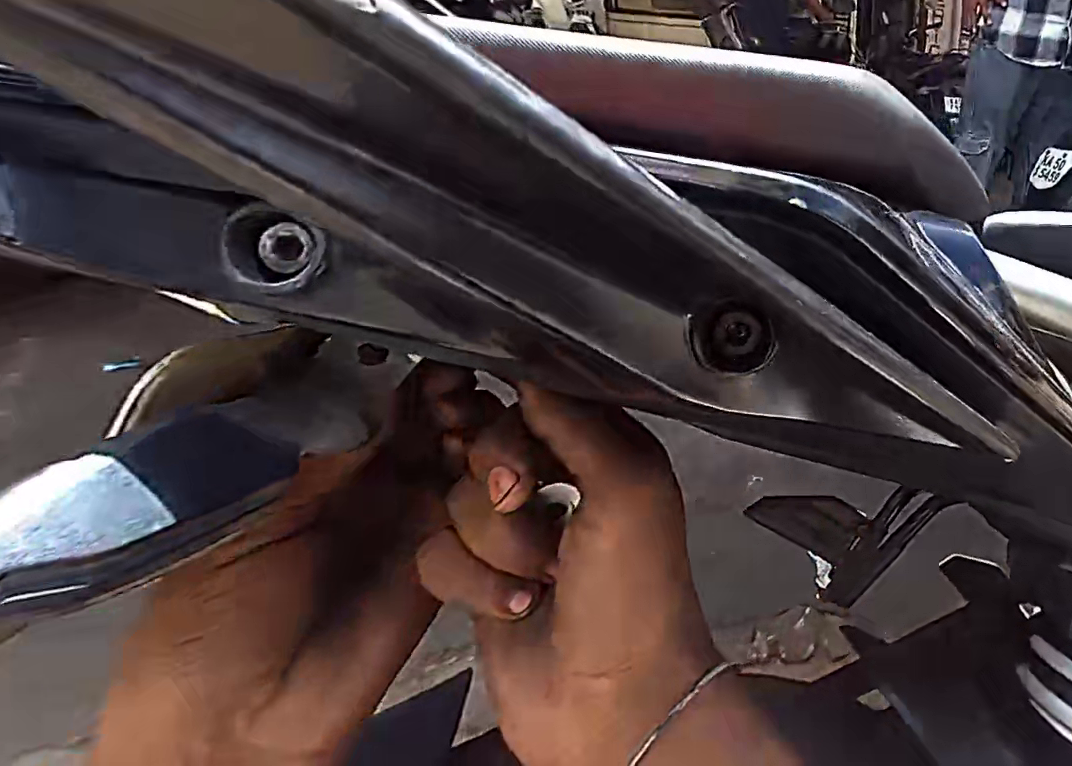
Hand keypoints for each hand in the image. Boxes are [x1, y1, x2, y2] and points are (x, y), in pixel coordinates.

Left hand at [90, 362, 496, 765]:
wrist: (238, 731)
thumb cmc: (211, 627)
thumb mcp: (244, 529)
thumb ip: (316, 458)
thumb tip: (380, 387)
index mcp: (336, 456)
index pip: (395, 395)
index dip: (426, 375)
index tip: (445, 370)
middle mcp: (392, 472)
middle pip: (455, 415)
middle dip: (471, 407)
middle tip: (463, 416)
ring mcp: (429, 510)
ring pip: (488, 454)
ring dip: (498, 450)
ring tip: (486, 466)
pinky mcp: (459, 552)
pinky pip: (498, 514)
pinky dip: (505, 506)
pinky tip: (500, 505)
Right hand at [417, 380, 786, 765]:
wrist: (609, 697)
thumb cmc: (634, 585)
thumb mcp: (624, 490)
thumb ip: (578, 427)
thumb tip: (532, 375)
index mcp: (607, 449)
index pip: (545, 402)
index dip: (521, 416)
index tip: (511, 426)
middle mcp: (562, 480)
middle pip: (492, 445)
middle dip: (505, 481)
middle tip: (526, 502)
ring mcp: (517, 529)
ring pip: (459, 499)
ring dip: (499, 543)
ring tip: (543, 574)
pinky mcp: (478, 577)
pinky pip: (437, 553)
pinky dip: (474, 582)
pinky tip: (517, 605)